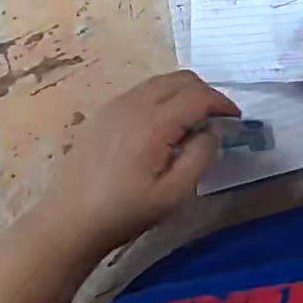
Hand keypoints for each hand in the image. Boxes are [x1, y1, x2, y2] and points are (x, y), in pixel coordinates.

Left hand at [37, 71, 238, 253]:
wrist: (67, 223)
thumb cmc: (123, 213)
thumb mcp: (173, 195)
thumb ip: (201, 157)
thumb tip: (212, 130)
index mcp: (154, 122)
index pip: (198, 95)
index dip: (222, 103)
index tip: (236, 118)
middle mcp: (135, 103)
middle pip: (181, 78)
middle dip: (206, 93)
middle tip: (217, 118)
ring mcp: (116, 104)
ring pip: (162, 81)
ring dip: (184, 92)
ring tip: (193, 120)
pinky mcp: (104, 112)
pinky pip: (143, 90)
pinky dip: (163, 96)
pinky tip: (163, 125)